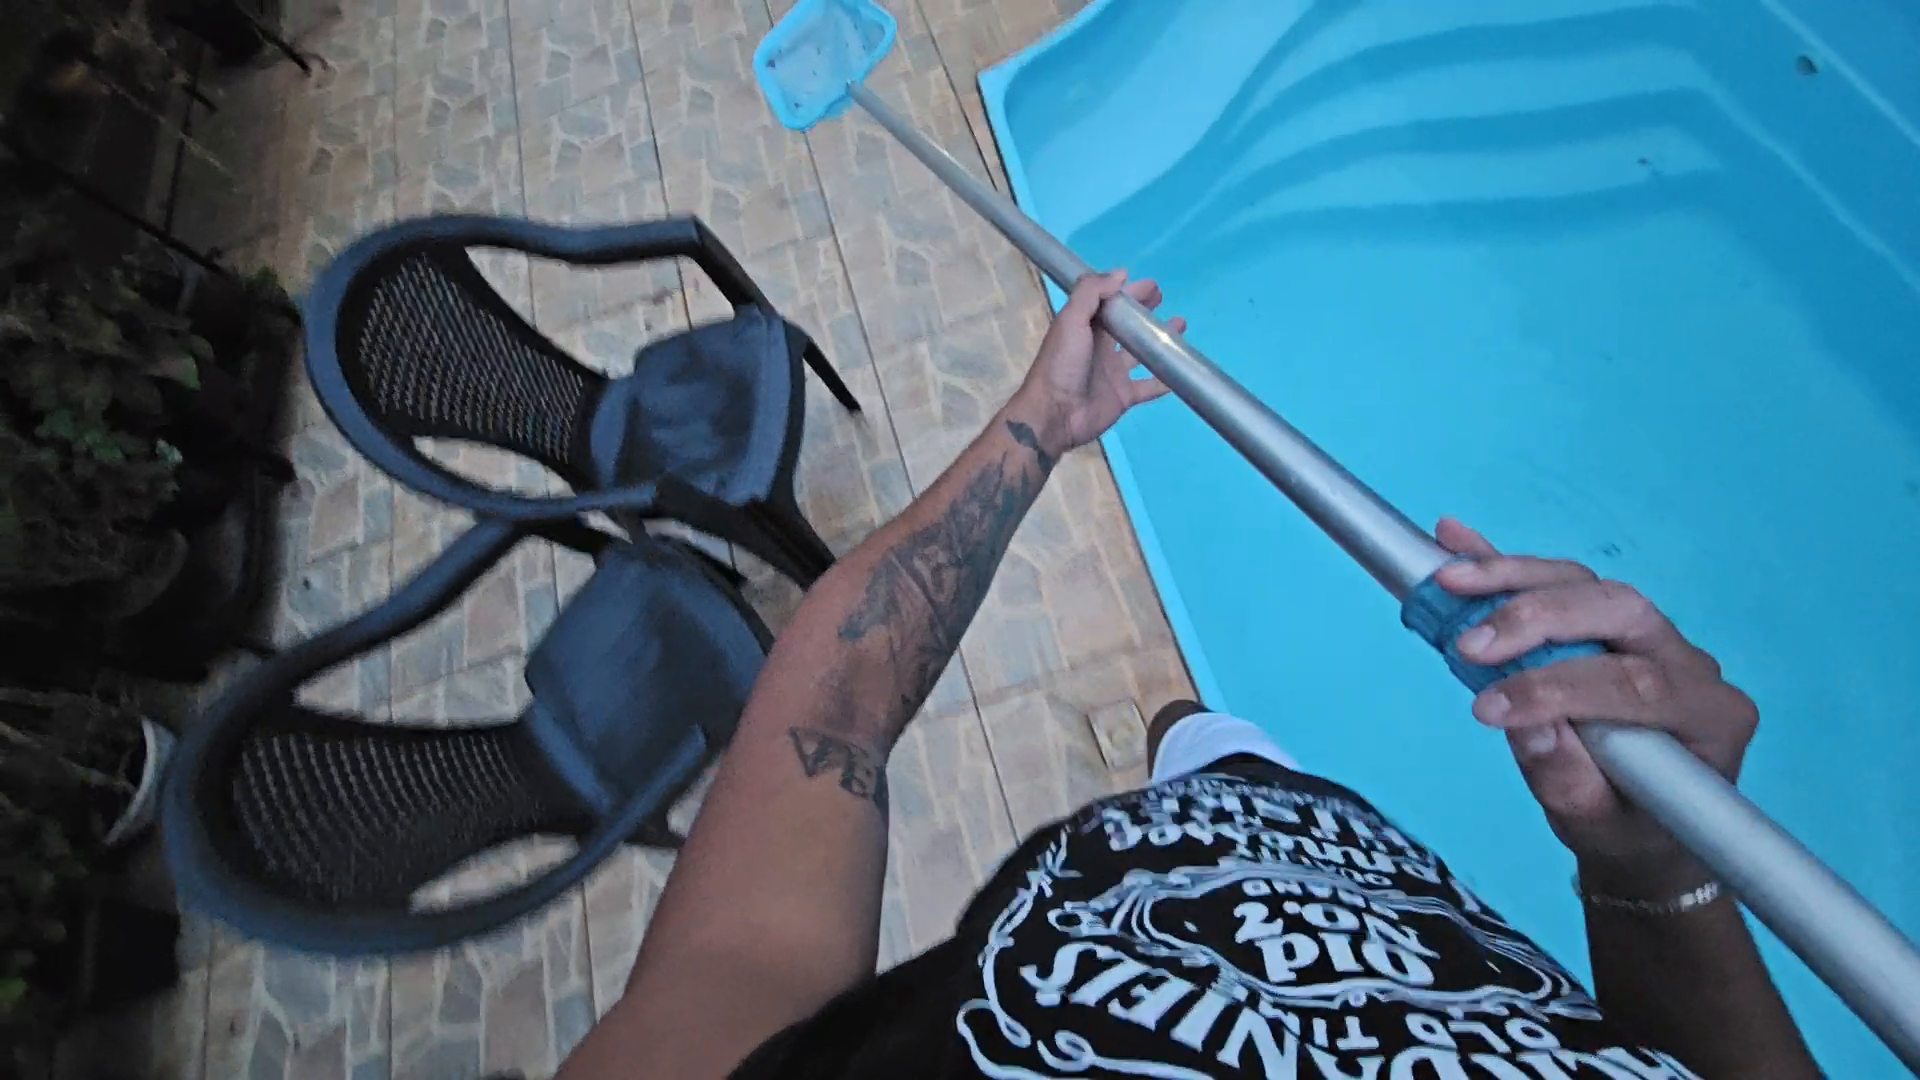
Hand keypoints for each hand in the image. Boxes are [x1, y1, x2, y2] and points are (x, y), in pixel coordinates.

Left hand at [1010, 270, 1179, 456]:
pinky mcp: (1123, 396)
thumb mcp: (1070, 320)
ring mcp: (1112, 373)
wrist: (1055, 413)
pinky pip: (1149, 387)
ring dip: (1159, 341)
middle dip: (1143, 313)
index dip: (1129, 293)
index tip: (1151, 285)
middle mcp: (1099, 348)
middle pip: (1126, 326)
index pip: (1110, 304)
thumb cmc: (1061, 364)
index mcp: (1085, 328)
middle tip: (1162, 299)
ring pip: (1141, 354)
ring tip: (1180, 326)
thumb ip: (1091, 293)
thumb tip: (1121, 274)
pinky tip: (1182, 369)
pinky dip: (1165, 380)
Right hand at [1434, 519, 1758, 894]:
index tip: (1486, 710)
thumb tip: (1523, 724)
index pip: (1636, 684)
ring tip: (1448, 579)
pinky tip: (1453, 539)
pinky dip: (1497, 562)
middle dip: (1537, 618)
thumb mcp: (1597, 822)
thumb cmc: (1625, 825)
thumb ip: (1566, 777)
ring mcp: (1641, 633)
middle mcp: (1684, 659)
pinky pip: (1546, 580)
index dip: (1555, 689)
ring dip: (1510, 577)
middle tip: (1470, 644)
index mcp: (1708, 713)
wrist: (1636, 818)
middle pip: (1616, 609)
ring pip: (1580, 582)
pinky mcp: (1591, 619)